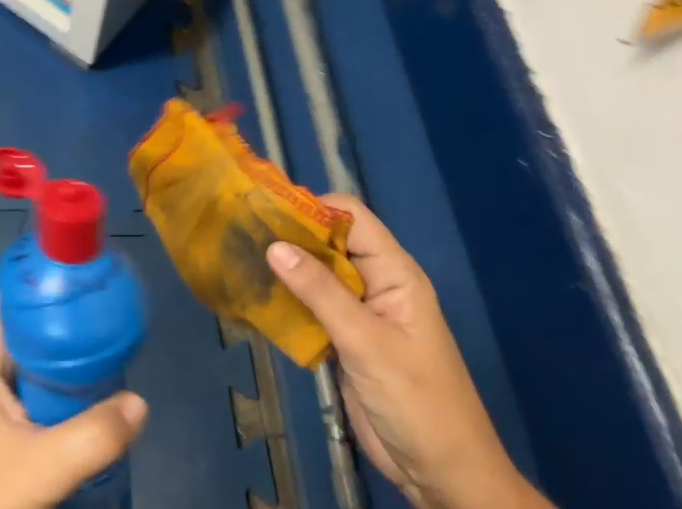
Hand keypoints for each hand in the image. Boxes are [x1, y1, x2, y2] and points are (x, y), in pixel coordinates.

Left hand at [0, 296, 147, 508]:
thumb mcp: (48, 465)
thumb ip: (95, 434)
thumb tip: (140, 403)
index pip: (20, 297)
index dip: (57, 291)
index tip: (97, 293)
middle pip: (25, 317)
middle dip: (64, 318)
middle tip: (108, 324)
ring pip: (26, 343)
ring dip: (60, 345)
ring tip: (104, 347)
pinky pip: (23, 366)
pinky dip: (51, 367)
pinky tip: (82, 382)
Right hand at [267, 196, 549, 508]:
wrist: (443, 473)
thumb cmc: (417, 402)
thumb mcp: (368, 344)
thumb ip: (321, 293)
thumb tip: (273, 244)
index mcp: (395, 274)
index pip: (352, 218)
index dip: (311, 207)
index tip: (265, 210)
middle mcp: (376, 284)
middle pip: (329, 241)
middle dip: (289, 234)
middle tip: (241, 231)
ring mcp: (360, 313)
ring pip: (316, 273)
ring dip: (284, 266)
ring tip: (238, 257)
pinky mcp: (344, 339)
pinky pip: (311, 305)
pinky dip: (286, 298)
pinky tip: (254, 296)